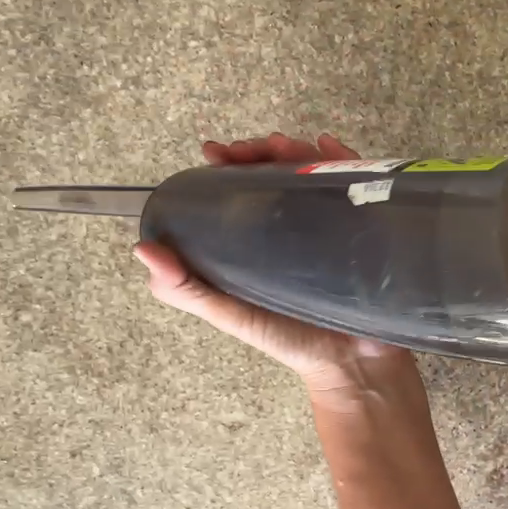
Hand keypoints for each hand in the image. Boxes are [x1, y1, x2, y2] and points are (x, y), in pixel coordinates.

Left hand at [134, 132, 415, 400]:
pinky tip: (333, 145)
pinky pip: (360, 185)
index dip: (229, 164)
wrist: (351, 363)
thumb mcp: (229, 315)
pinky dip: (346, 158)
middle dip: (266, 150)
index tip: (217, 153)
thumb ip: (185, 290)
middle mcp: (296, 225)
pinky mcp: (367, 227)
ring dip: (301, 148)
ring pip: (316, 171)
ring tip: (289, 145)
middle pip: (280, 171)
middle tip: (258, 148)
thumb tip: (141, 248)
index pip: (241, 187)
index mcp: (259, 238)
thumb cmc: (292, 340)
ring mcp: (333, 224)